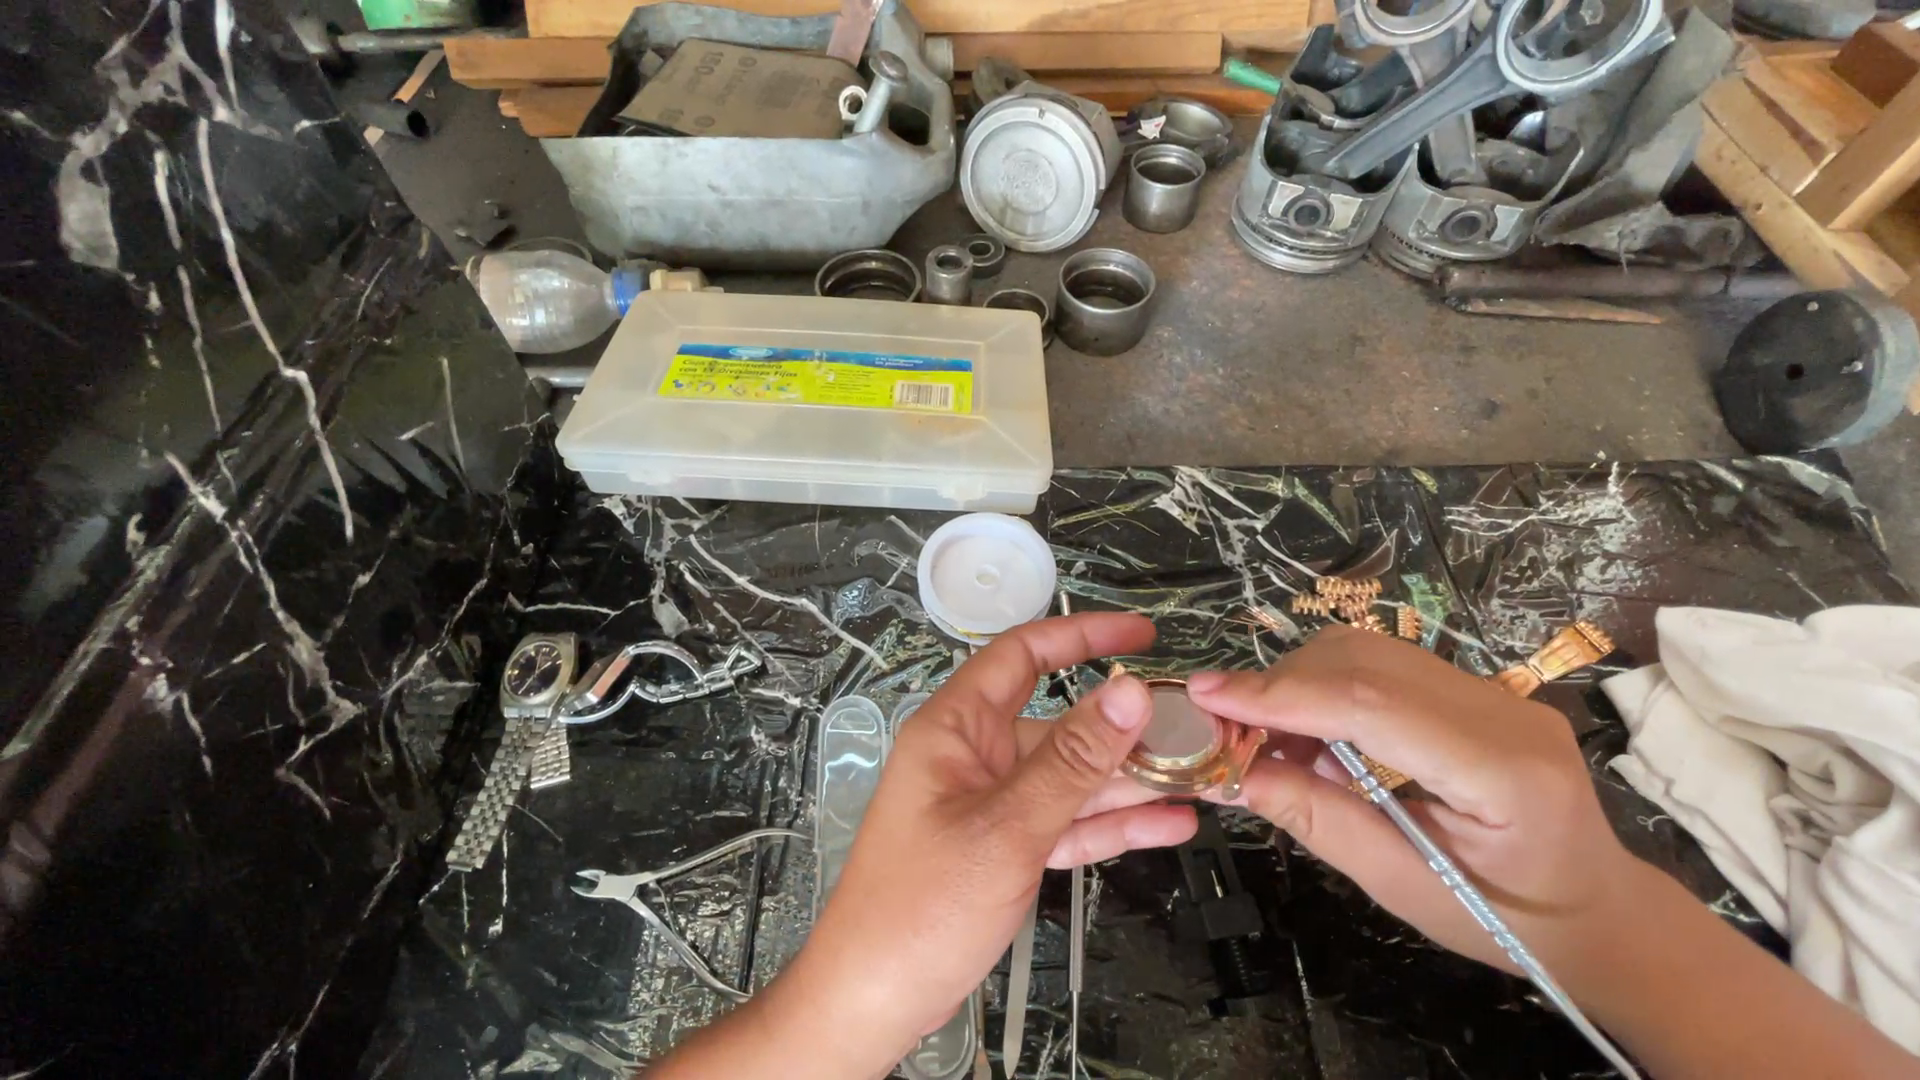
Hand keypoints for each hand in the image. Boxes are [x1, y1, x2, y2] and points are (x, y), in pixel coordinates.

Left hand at [675, 613, 1195, 1078]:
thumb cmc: (923, 904)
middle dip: (1122, 727)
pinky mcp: (1007, 847)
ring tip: (1197, 776)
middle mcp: (976, 755)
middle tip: (1192, 729)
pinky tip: (1168, 823)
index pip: (1021, 656)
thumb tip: (1128, 692)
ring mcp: (994, 803)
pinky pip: (1066, 823)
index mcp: (956, 727)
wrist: (875, 999)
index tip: (1141, 635)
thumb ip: (1071, 761)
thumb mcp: (1005, 827)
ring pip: (1069, 777)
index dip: (1081, 636)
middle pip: (1059, 723)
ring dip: (1128, 780)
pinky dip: (1110, 824)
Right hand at [1186, 624, 1639, 972]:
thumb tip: (1229, 774)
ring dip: (1297, 682)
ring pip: (1365, 652)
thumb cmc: (1508, 921)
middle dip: (1278, 684)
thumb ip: (1316, 819)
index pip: (1368, 702)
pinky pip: (1379, 666)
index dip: (1279, 694)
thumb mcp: (1403, 886)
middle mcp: (1502, 710)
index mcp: (1501, 769)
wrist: (1598, 913)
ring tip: (1262, 735)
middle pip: (1361, 662)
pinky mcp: (1472, 687)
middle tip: (1221, 725)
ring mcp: (1492, 690)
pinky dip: (1324, 687)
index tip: (1206, 695)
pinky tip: (1307, 733)